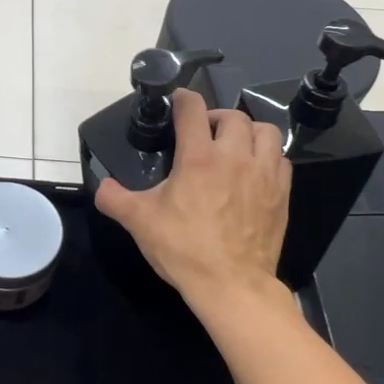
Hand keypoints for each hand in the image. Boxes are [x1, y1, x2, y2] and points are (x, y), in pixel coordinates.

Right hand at [94, 89, 294, 313]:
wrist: (232, 285)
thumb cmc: (183, 249)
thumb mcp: (139, 222)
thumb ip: (114, 198)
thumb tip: (102, 187)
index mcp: (198, 158)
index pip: (193, 109)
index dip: (183, 98)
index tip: (178, 101)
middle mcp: (235, 157)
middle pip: (233, 116)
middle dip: (216, 117)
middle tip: (203, 132)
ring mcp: (263, 174)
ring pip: (266, 132)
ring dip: (248, 132)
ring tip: (234, 146)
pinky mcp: (282, 194)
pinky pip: (281, 160)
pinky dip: (267, 157)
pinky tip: (254, 171)